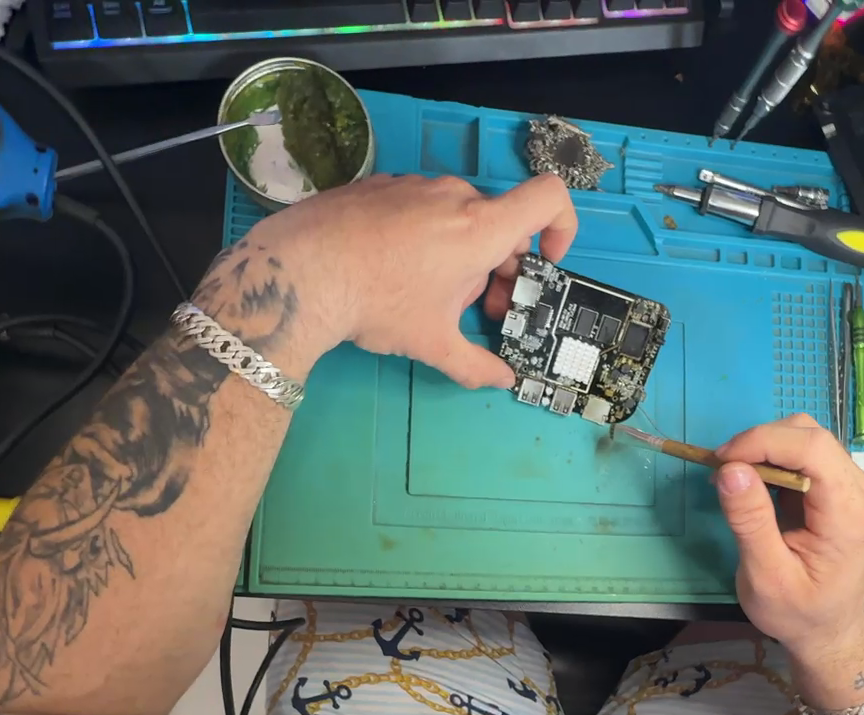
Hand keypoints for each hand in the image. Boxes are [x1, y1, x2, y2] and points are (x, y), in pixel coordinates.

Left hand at [221, 173, 577, 388]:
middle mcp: (454, 196)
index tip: (546, 262)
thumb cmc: (380, 303)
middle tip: (475, 308)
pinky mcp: (381, 185)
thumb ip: (477, 365)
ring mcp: (415, 185)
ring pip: (459, 218)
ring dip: (460, 255)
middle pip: (499, 224)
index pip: (549, 198)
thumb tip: (503, 380)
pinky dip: (426, 238)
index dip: (563, 226)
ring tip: (427, 296)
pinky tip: (392, 271)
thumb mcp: (434, 344)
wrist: (300, 270)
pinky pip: (422, 209)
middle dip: (498, 267)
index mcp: (480, 228)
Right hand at [713, 415, 863, 660]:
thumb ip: (750, 520)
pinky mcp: (840, 488)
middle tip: (721, 470)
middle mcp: (860, 490)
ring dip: (764, 447)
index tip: (721, 461)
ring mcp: (853, 486)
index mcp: (848, 513)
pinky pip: (805, 455)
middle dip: (760, 441)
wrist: (828, 631)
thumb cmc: (797, 612)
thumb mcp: (765, 575)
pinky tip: (753, 484)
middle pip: (810, 435)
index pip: (811, 448)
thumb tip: (729, 469)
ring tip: (734, 478)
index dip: (762, 441)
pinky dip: (773, 458)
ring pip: (807, 438)